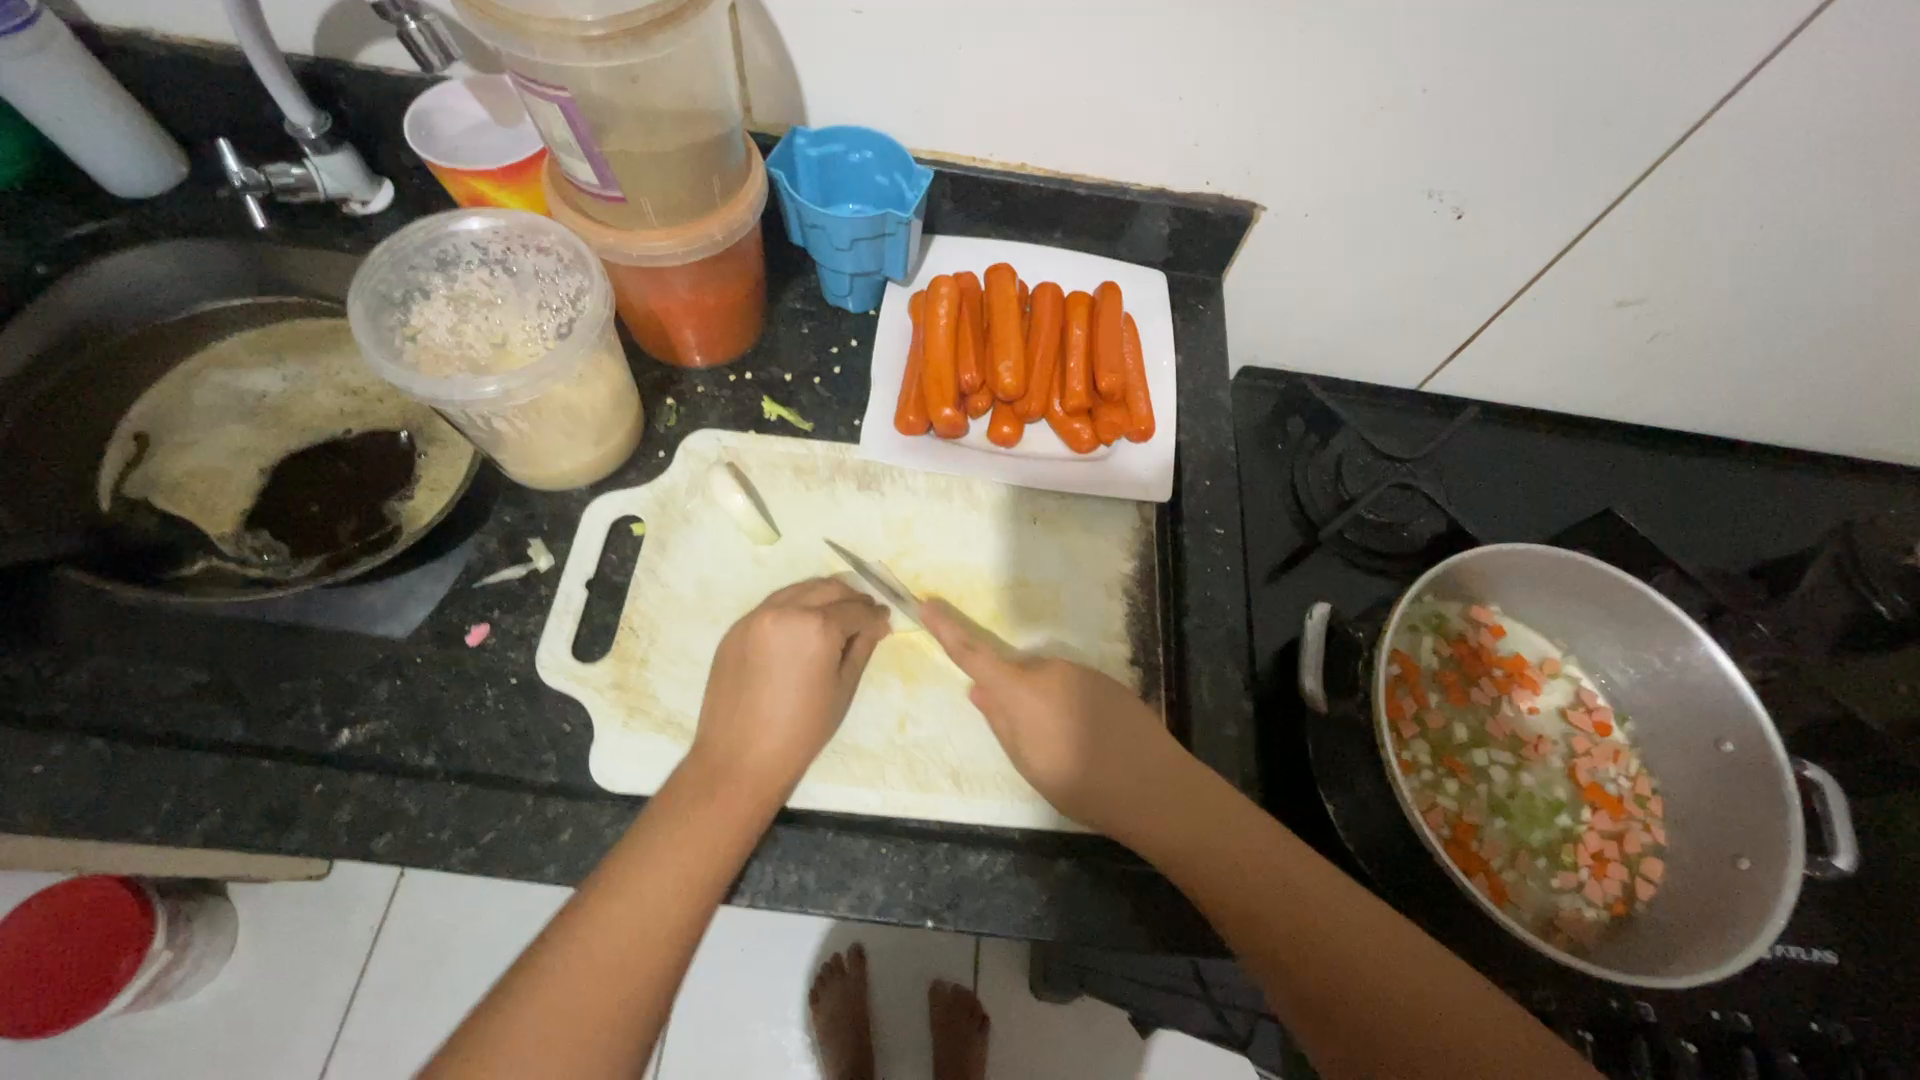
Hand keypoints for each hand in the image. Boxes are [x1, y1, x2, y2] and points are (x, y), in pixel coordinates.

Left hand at [687, 578, 890, 800]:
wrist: (741, 757)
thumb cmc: (802, 730)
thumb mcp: (843, 688)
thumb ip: (861, 647)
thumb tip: (876, 624)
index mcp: (816, 627)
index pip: (855, 609)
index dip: (875, 615)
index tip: (885, 621)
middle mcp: (784, 610)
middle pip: (827, 588)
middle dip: (851, 598)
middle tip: (865, 614)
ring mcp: (756, 617)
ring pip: (798, 590)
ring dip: (822, 596)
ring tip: (836, 616)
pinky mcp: (737, 628)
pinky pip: (773, 605)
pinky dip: (795, 607)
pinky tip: (803, 628)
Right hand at [920, 598, 1187, 835]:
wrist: (1154, 786)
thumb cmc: (1079, 784)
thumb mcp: (1028, 763)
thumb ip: (1000, 722)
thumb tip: (979, 691)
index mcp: (1023, 690)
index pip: (975, 655)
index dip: (947, 631)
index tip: (927, 604)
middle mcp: (1051, 670)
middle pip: (1016, 675)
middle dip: (1013, 698)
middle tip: (1031, 744)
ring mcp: (1083, 673)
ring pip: (1046, 683)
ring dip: (1045, 706)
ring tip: (1066, 751)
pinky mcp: (1108, 682)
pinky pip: (1073, 689)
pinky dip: (1070, 709)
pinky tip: (1090, 743)